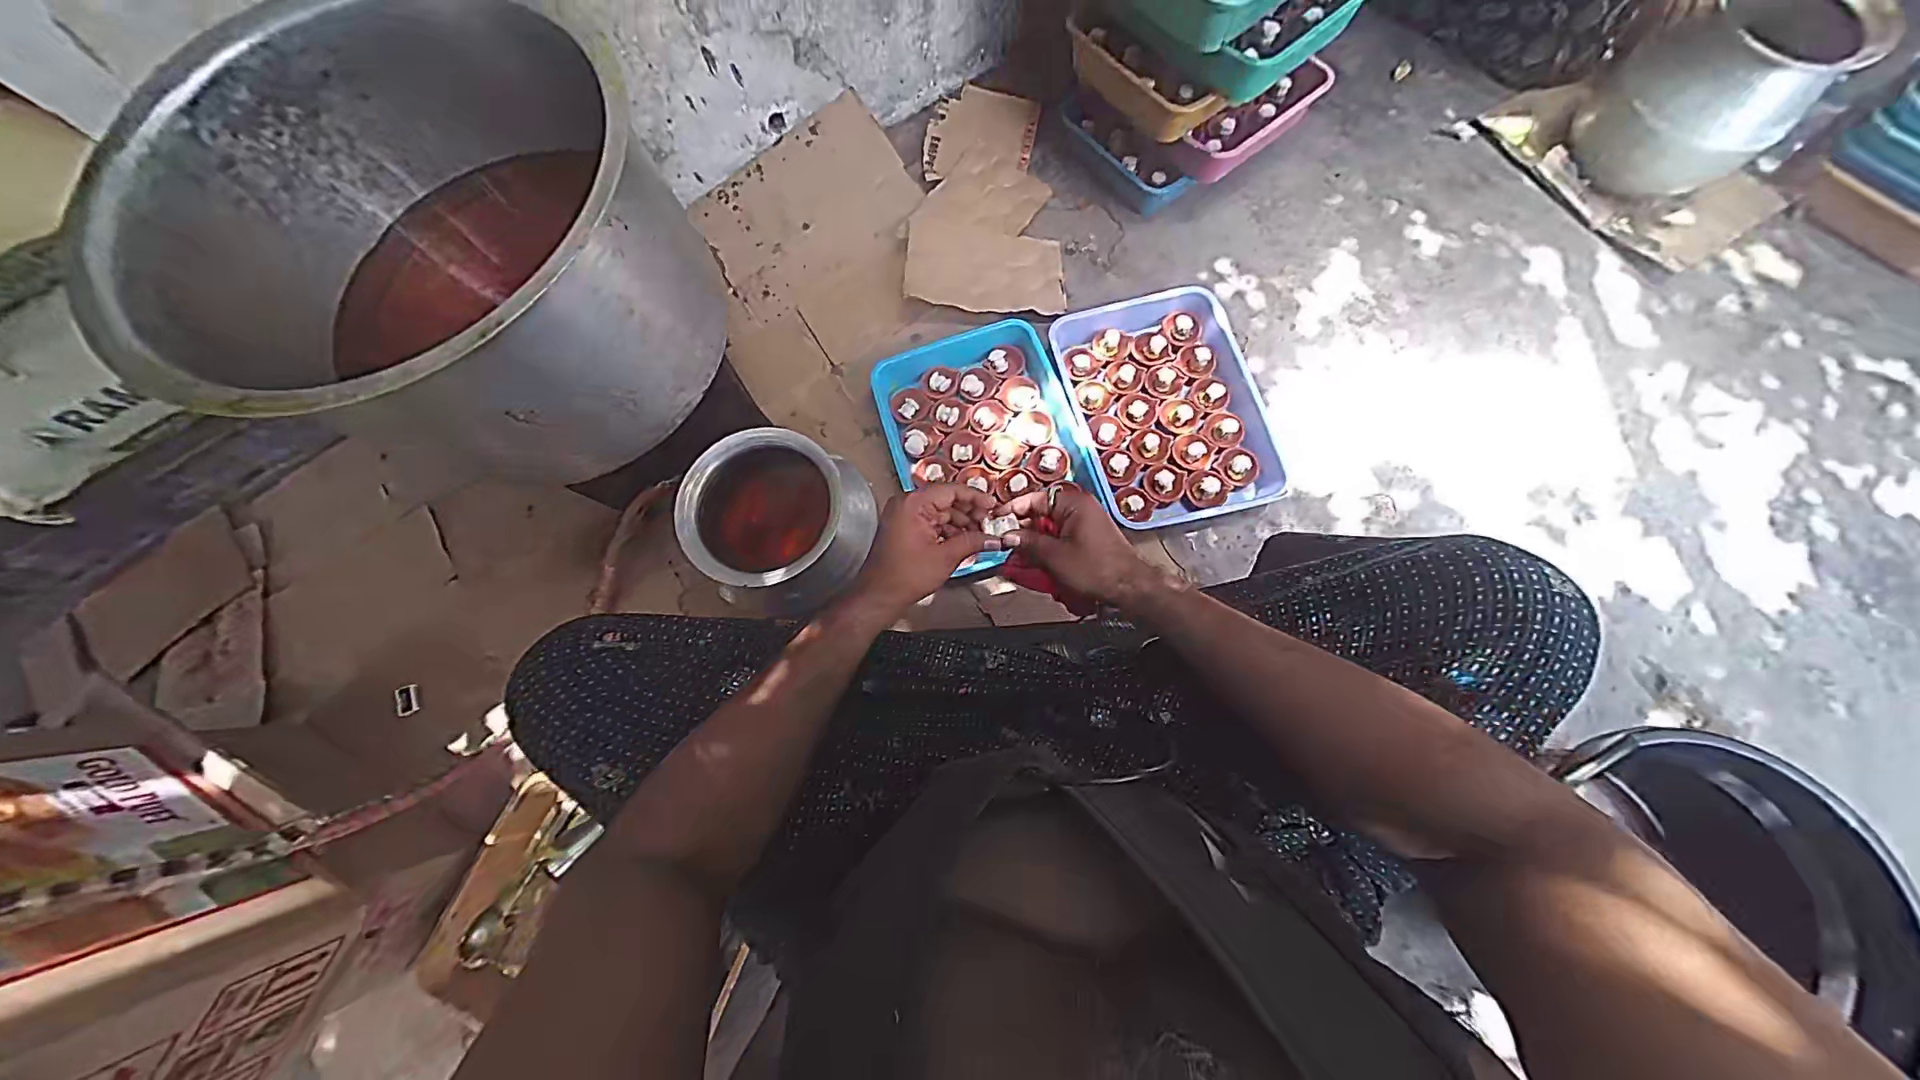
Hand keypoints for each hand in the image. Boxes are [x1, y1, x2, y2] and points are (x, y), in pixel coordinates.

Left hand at [849, 484, 998, 615]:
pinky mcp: (904, 528)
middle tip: (987, 525)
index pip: (951, 490)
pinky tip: (963, 541)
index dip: (975, 498)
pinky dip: (948, 531)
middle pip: (947, 500)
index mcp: (914, 504)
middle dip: (969, 513)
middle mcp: (906, 504)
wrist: (880, 594)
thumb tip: (992, 538)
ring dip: (960, 524)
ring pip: (941, 512)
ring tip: (978, 537)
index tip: (991, 506)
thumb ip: (972, 542)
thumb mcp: (946, 557)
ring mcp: (904, 515)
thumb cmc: (903, 576)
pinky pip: (931, 522)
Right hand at [995, 487, 1172, 606]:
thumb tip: (1008, 536)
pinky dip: (1046, 550)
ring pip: (1049, 529)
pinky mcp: (1086, 540)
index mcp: (1074, 503)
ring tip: (1017, 559)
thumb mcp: (1054, 556)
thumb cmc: (1099, 569)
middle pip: (1041, 514)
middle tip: (1005, 544)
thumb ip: (1028, 543)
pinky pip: (1059, 539)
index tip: (997, 520)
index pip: (1035, 498)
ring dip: (1033, 543)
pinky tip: (1035, 564)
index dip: (1013, 509)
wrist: (1129, 588)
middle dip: (1022, 530)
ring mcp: (1084, 524)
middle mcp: (1080, 509)